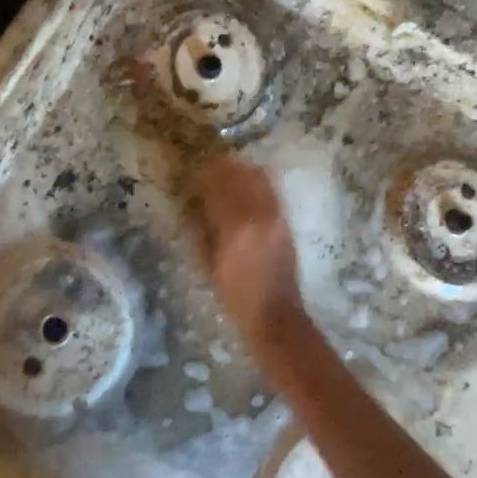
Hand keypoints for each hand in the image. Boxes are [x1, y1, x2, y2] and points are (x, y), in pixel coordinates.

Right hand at [192, 154, 306, 349]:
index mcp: (235, 228)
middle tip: (206, 164)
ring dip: (240, 169)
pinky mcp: (285, 220)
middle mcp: (258, 215)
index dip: (202, 175)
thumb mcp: (209, 264)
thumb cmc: (236, 295)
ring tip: (226, 170)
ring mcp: (275, 216)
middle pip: (239, 175)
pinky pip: (269, 189)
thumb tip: (192, 203)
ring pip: (258, 177)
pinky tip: (246, 183)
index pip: (216, 188)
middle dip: (221, 166)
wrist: (276, 313)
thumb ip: (201, 229)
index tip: (191, 168)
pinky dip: (256, 181)